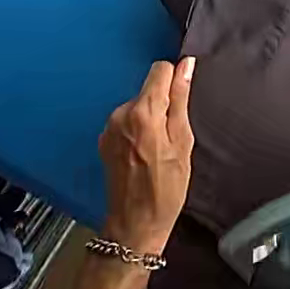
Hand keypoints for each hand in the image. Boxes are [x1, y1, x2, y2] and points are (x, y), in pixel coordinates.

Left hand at [98, 58, 194, 256]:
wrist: (135, 223)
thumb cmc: (166, 187)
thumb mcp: (183, 141)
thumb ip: (181, 99)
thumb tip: (185, 65)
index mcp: (143, 112)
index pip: (160, 69)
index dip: (175, 81)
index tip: (181, 102)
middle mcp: (121, 113)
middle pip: (148, 88)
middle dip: (162, 103)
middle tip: (171, 135)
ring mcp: (109, 127)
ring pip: (138, 105)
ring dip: (149, 117)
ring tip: (158, 147)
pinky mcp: (103, 138)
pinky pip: (126, 120)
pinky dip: (136, 129)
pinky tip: (143, 153)